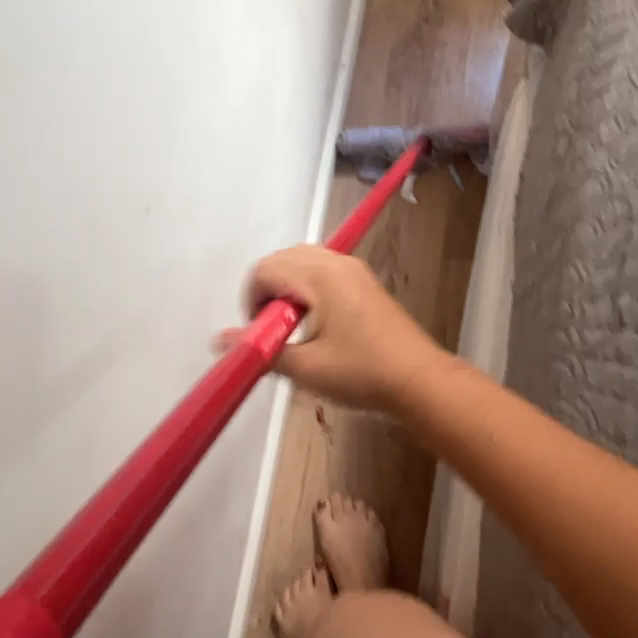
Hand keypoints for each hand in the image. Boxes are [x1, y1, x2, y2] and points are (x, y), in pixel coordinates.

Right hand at [220, 245, 450, 411]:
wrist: (418, 379)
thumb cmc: (361, 373)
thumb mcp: (306, 368)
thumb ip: (261, 350)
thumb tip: (219, 341)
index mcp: (319, 275)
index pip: (266, 269)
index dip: (252, 300)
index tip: (259, 334)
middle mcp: (336, 262)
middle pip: (284, 259)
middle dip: (268, 290)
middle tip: (272, 330)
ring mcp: (354, 270)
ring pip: (305, 261)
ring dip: (288, 286)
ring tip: (292, 328)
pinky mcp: (365, 282)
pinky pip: (324, 269)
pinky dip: (308, 286)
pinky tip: (316, 323)